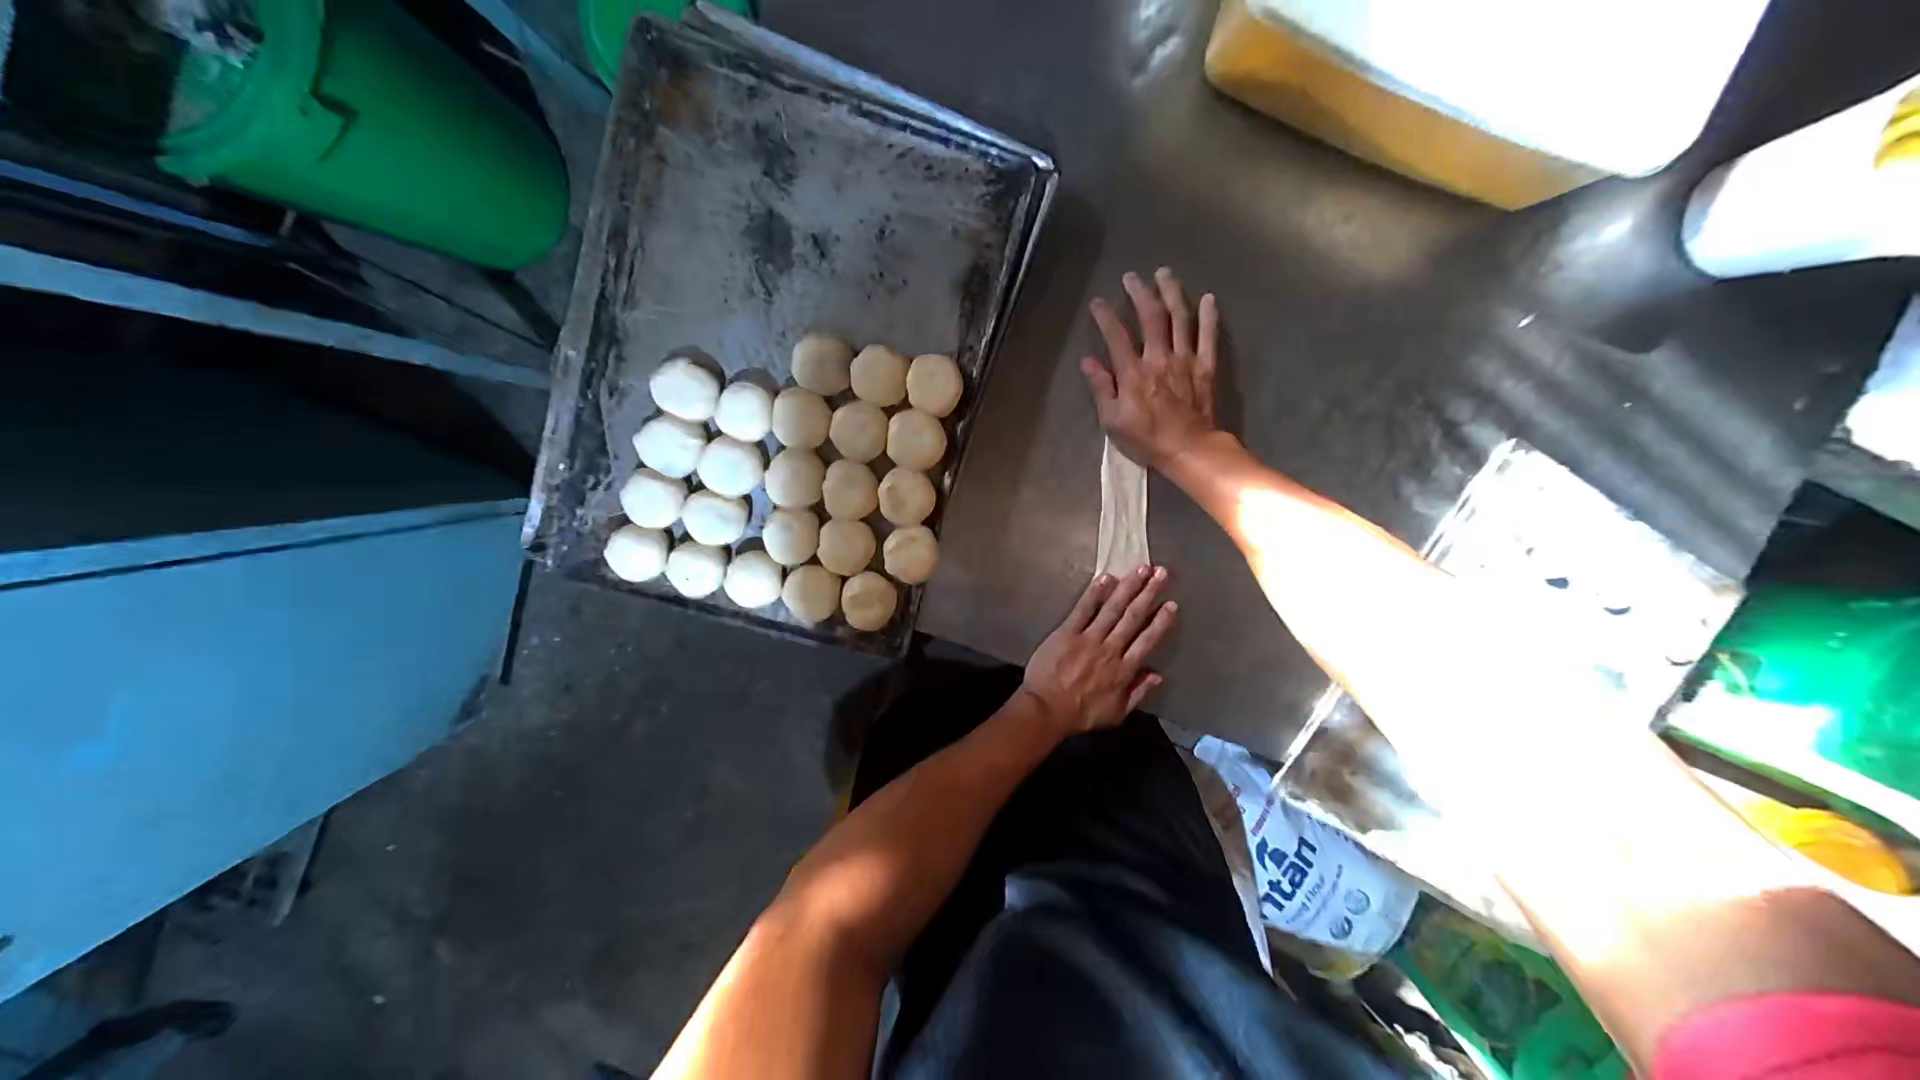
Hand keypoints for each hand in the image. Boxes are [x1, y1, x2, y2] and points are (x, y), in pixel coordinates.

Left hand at [1021, 565, 1176, 736]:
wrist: (1046, 710)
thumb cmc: (1081, 714)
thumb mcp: (1116, 713)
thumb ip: (1138, 693)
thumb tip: (1158, 675)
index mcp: (1123, 670)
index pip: (1147, 640)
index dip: (1160, 621)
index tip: (1172, 604)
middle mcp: (1110, 650)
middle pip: (1133, 617)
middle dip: (1149, 593)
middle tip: (1161, 573)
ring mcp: (1088, 639)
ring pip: (1112, 609)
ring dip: (1128, 587)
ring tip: (1141, 569)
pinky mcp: (1066, 633)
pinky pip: (1083, 609)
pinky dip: (1095, 593)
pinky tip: (1106, 578)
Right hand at [1081, 267, 1219, 468]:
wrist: (1190, 450)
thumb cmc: (1147, 440)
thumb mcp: (1113, 421)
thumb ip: (1101, 389)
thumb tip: (1088, 362)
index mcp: (1133, 373)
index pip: (1116, 336)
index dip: (1105, 316)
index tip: (1098, 303)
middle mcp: (1159, 358)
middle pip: (1150, 317)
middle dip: (1139, 293)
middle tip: (1132, 277)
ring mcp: (1185, 360)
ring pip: (1179, 318)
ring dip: (1171, 292)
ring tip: (1164, 274)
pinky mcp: (1206, 366)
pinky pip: (1208, 336)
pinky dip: (1208, 315)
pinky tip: (1207, 298)